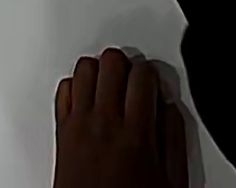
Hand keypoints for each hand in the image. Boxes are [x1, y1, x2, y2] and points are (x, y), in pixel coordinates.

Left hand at [53, 49, 188, 187]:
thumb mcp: (170, 185)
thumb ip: (174, 139)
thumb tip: (170, 106)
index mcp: (135, 136)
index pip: (142, 74)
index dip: (151, 74)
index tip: (153, 84)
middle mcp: (104, 123)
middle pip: (112, 61)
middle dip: (125, 66)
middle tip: (132, 83)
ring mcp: (79, 125)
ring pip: (85, 67)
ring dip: (100, 72)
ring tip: (110, 87)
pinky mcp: (61, 132)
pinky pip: (64, 89)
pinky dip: (76, 87)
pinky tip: (89, 99)